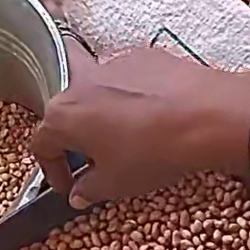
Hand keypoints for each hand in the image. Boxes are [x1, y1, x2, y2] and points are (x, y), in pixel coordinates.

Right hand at [31, 48, 249, 208]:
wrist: (207, 116)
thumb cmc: (153, 152)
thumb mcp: (117, 182)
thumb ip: (90, 188)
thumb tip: (79, 193)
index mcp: (63, 116)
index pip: (42, 144)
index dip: (53, 170)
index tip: (69, 186)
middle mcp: (80, 83)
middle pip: (65, 110)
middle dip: (75, 135)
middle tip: (94, 159)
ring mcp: (113, 64)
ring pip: (96, 90)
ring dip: (103, 113)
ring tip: (127, 135)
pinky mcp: (144, 56)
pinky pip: (129, 78)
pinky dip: (134, 96)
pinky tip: (155, 115)